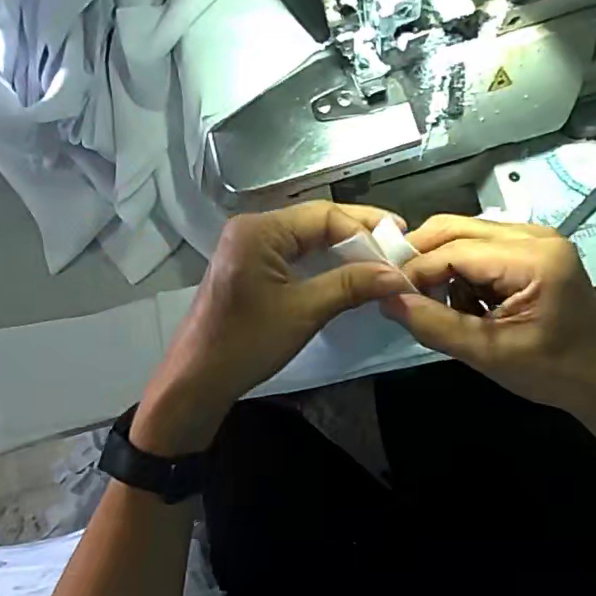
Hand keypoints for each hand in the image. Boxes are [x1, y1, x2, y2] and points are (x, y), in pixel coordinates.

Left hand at [133, 202, 412, 453]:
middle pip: (315, 220)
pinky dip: (323, 260)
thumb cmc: (246, 343)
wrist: (196, 380)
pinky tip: (348, 269)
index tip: (398, 251)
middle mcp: (252, 228)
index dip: (365, 231)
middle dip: (358, 233)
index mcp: (259, 230)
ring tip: (381, 258)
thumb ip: (351, 286)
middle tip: (398, 245)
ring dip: (343, 247)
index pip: (324, 215)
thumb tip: (398, 275)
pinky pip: (294, 253)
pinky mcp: (250, 266)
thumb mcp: (304, 311)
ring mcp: (248, 246)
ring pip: (306, 237)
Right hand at [380, 215, 595, 417]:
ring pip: (466, 235)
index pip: (455, 250)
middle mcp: (536, 235)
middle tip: (401, 293)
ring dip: (444, 268)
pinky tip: (469, 305)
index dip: (416, 271)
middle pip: (457, 228)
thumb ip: (435, 325)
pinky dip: (464, 272)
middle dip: (424, 259)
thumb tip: (387, 300)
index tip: (388, 297)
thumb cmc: (554, 372)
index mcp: (534, 258)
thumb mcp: (489, 354)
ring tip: (444, 308)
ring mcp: (536, 239)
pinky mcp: (533, 250)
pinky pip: (482, 247)